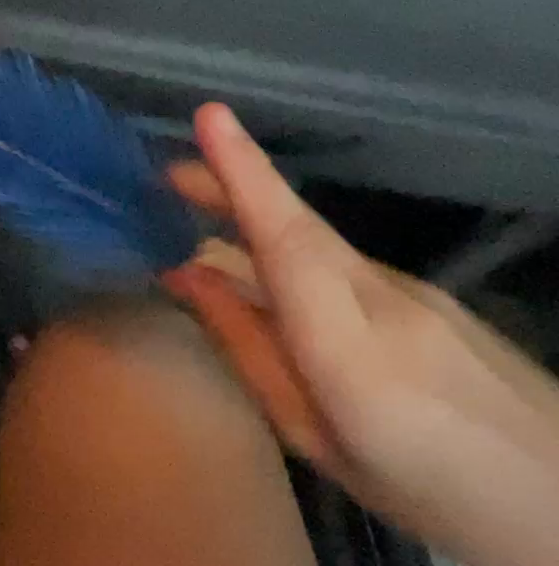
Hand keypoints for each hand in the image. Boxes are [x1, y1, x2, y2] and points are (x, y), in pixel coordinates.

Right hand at [164, 103, 558, 565]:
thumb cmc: (427, 490)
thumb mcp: (314, 437)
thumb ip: (249, 348)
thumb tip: (185, 274)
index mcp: (351, 351)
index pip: (290, 244)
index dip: (246, 177)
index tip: (212, 117)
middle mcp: (389, 305)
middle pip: (299, 228)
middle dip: (233, 185)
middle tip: (167, 173)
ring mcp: (424, 298)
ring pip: (320, 244)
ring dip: (258, 221)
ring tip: (201, 215)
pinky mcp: (440, 300)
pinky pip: (345, 263)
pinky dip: (295, 253)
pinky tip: (276, 278)